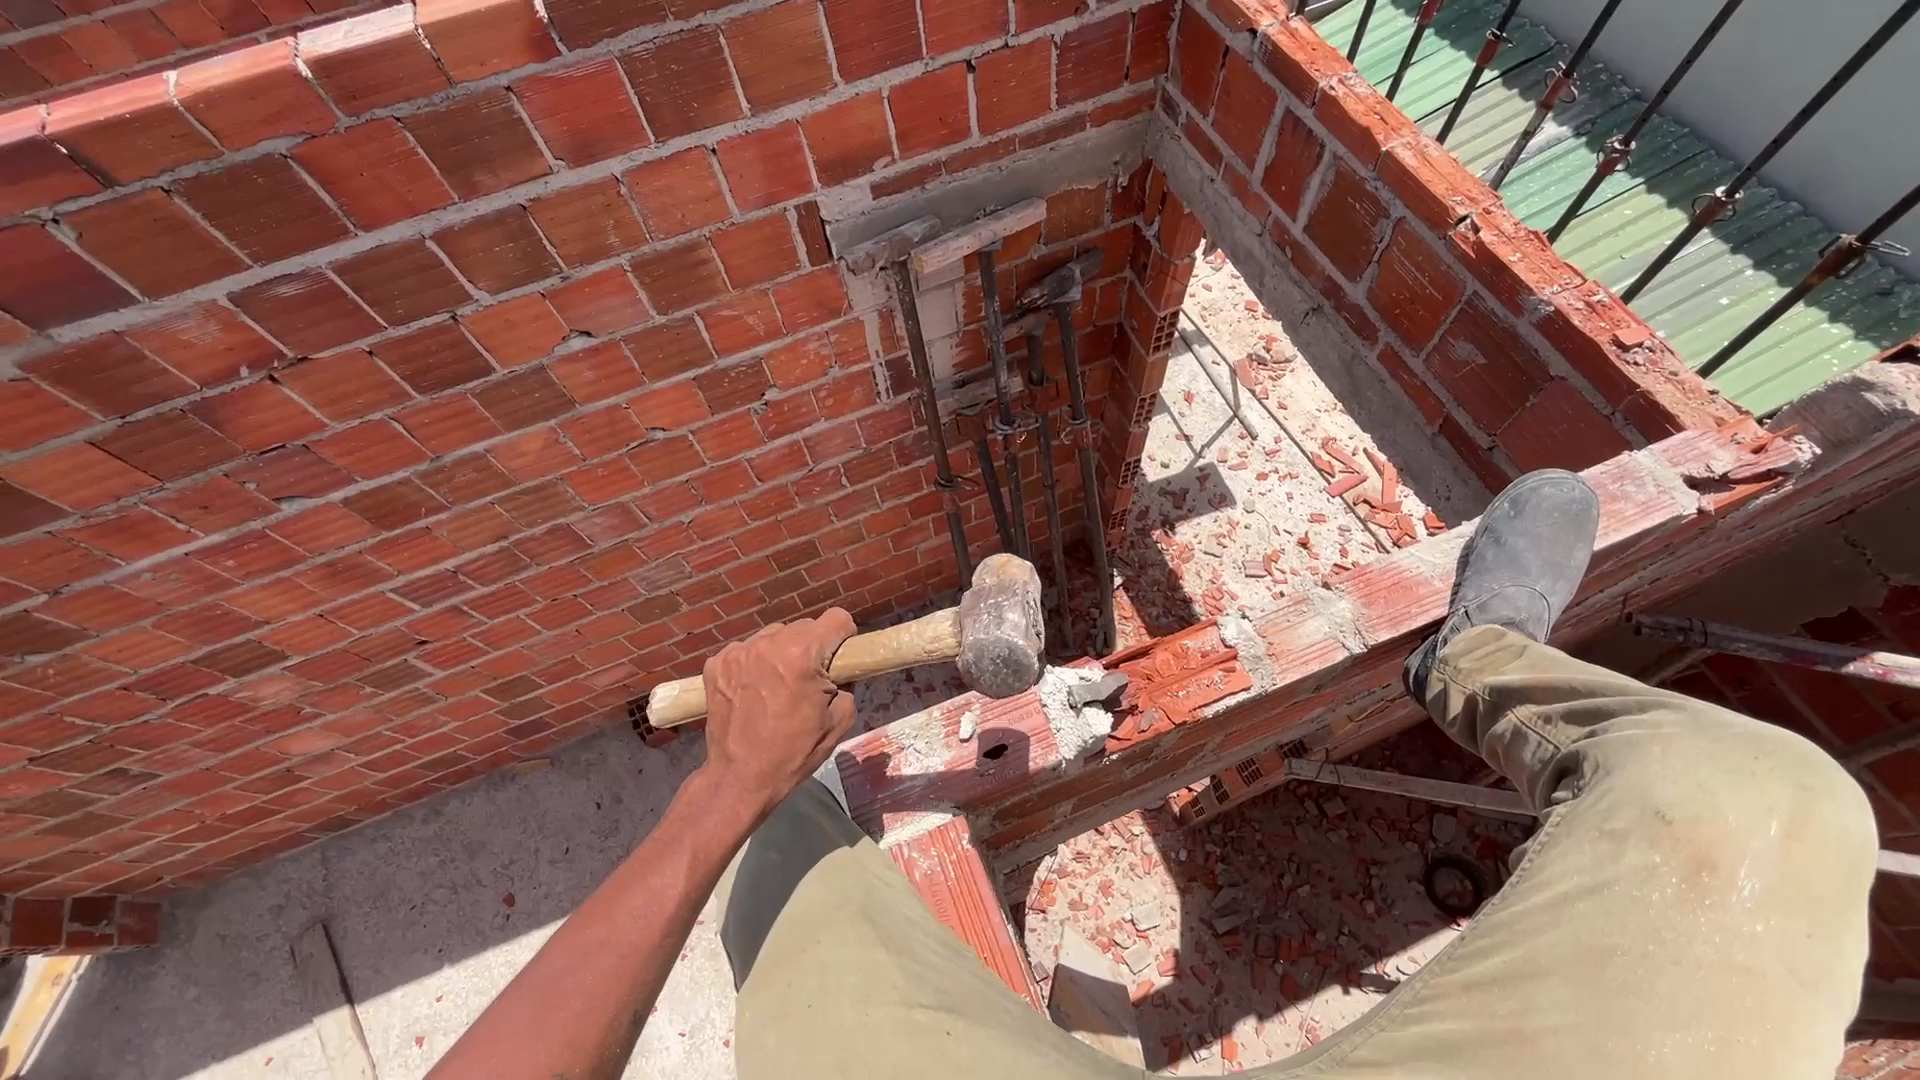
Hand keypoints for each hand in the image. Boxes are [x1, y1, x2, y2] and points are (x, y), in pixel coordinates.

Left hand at [700, 609, 857, 818]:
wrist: (740, 777)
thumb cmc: (794, 752)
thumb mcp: (840, 720)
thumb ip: (845, 683)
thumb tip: (839, 670)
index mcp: (801, 655)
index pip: (837, 618)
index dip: (844, 638)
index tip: (839, 659)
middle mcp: (768, 643)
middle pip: (804, 627)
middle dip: (812, 648)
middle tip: (808, 682)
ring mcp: (738, 652)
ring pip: (774, 636)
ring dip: (782, 654)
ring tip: (778, 688)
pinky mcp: (716, 663)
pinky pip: (748, 651)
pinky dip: (755, 665)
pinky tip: (754, 692)